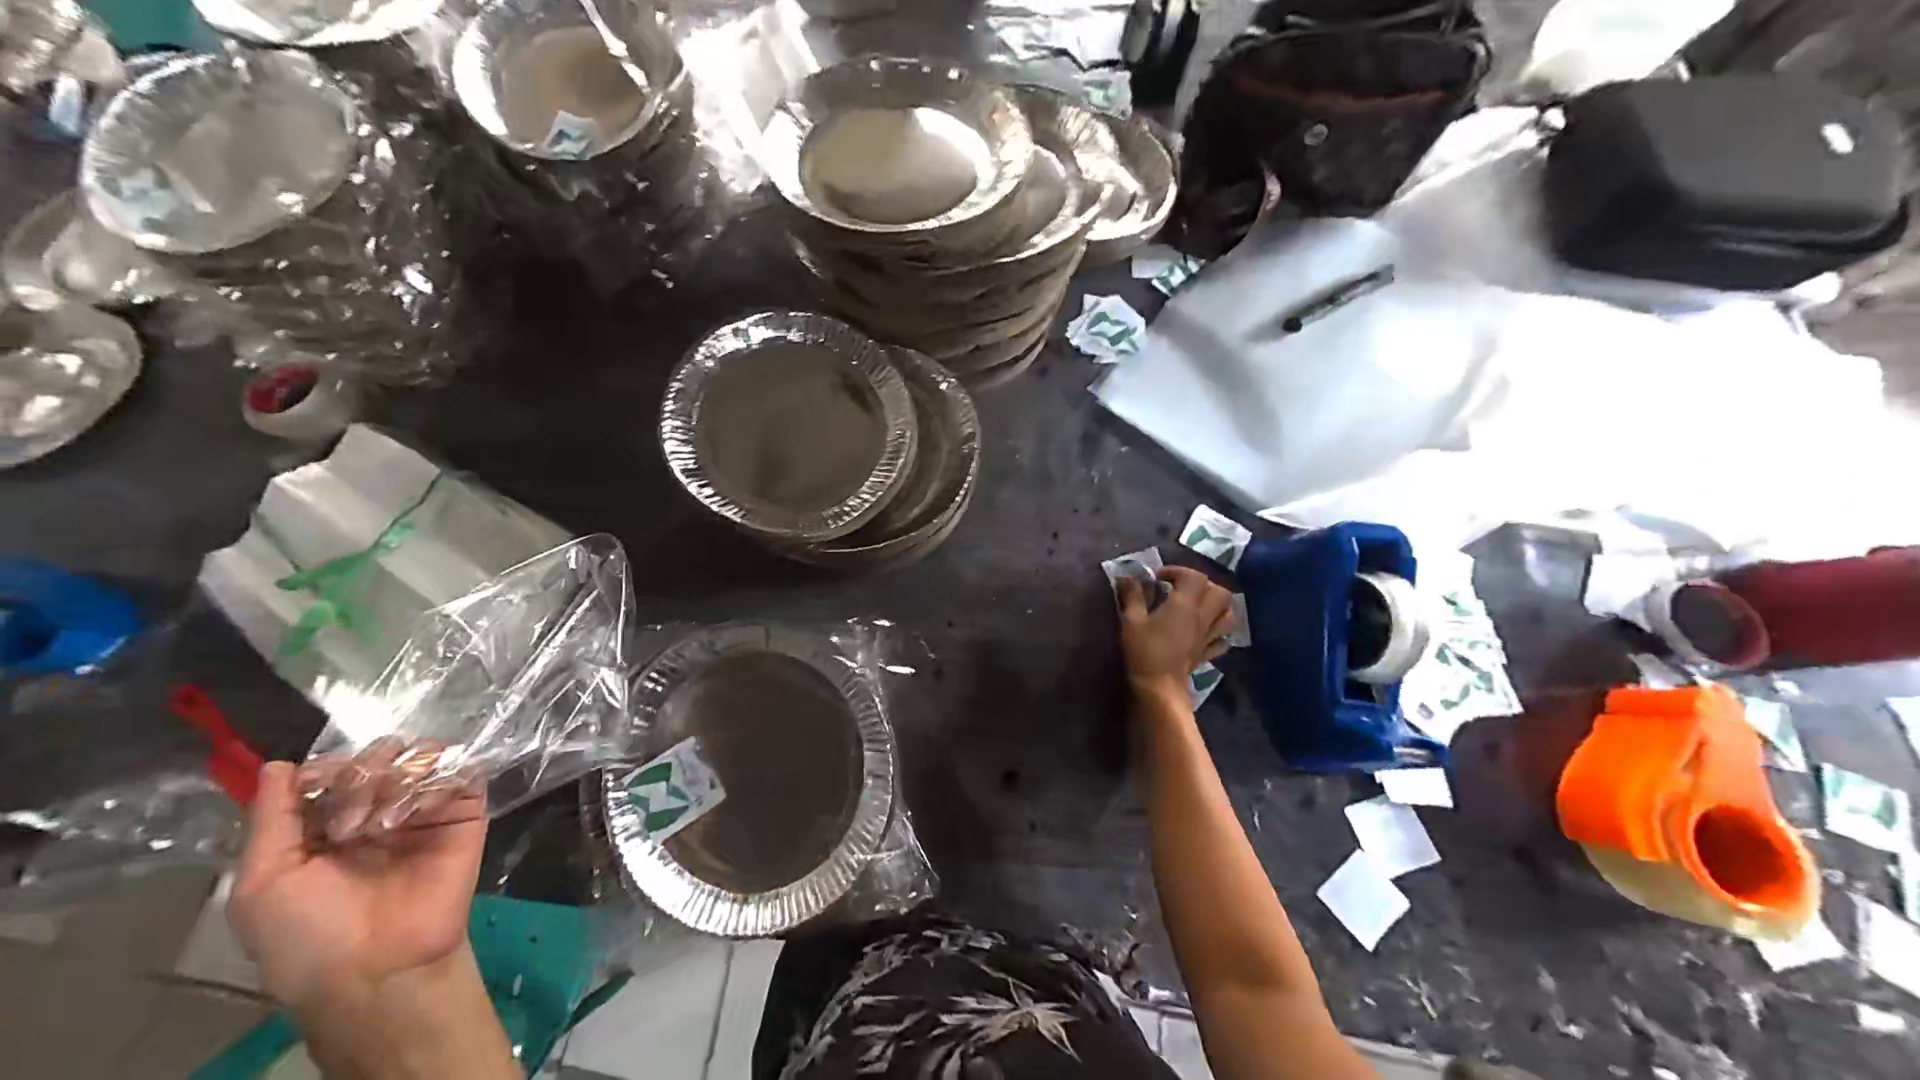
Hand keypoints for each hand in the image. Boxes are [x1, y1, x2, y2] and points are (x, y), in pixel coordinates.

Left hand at [229, 761, 486, 1013]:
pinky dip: (438, 778)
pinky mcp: (467, 813)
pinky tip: (416, 809)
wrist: (378, 964)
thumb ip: (270, 819)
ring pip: (422, 757)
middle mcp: (381, 811)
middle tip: (352, 819)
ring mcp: (427, 811)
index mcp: (331, 826)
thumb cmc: (308, 932)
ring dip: (398, 775)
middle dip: (362, 773)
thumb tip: (278, 764)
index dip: (326, 768)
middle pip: (380, 757)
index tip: (317, 783)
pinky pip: (463, 772)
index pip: (334, 771)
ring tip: (384, 820)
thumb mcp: (263, 881)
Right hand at [1118, 566, 1235, 699]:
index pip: (1194, 576)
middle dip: (1202, 585)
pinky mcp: (1208, 652)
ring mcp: (1208, 635)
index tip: (1159, 578)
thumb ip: (1132, 596)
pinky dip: (1218, 631)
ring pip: (1228, 613)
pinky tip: (1205, 632)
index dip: (1178, 571)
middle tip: (1182, 589)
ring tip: (1198, 606)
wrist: (1160, 686)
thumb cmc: (1144, 650)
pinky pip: (1223, 638)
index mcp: (1185, 605)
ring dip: (1216, 605)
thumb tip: (1127, 576)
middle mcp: (1202, 616)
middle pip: (1219, 591)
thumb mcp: (1131, 620)